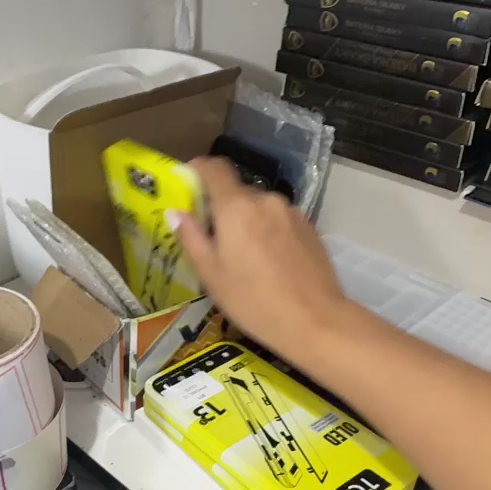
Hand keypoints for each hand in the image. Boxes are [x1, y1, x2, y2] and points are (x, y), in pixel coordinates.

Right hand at [175, 157, 357, 364]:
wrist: (314, 321)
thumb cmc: (253, 302)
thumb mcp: (211, 275)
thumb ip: (191, 238)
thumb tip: (175, 212)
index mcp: (236, 207)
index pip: (214, 168)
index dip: (197, 169)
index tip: (187, 183)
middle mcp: (265, 200)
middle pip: (237, 193)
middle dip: (222, 210)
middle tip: (214, 243)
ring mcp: (292, 212)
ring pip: (260, 209)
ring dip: (247, 224)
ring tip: (244, 260)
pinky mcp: (310, 228)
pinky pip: (279, 222)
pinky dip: (268, 234)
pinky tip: (270, 265)